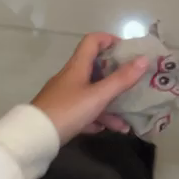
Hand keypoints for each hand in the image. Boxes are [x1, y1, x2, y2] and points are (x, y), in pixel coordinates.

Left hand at [29, 33, 148, 143]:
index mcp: (78, 66)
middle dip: (116, 77)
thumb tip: (144, 59)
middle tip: (133, 84)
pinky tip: (108, 129)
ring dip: (110, 104)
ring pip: (92, 93)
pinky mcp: (61, 113)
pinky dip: (97, 117)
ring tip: (126, 121)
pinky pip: (84, 111)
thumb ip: (121, 79)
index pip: (92, 40)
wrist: (35, 138)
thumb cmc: (68, 110)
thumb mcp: (98, 95)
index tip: (127, 51)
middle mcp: (71, 77)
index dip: (110, 40)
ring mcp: (65, 95)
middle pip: (96, 68)